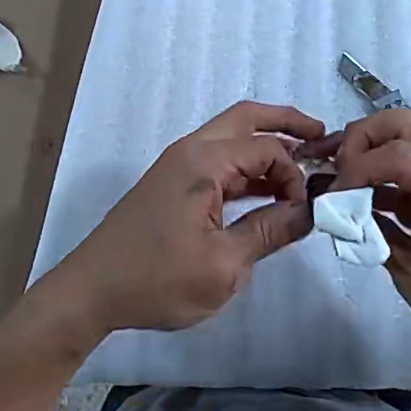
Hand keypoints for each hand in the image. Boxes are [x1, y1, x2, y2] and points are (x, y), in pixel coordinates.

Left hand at [48, 101, 324, 335]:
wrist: (89, 293)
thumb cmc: (156, 280)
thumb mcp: (223, 265)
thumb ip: (270, 231)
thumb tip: (309, 211)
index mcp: (203, 162)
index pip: (267, 149)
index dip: (294, 174)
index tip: (304, 209)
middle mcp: (191, 150)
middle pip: (247, 118)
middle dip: (287, 122)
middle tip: (322, 134)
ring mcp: (178, 164)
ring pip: (232, 137)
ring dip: (267, 144)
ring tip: (304, 161)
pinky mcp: (172, 183)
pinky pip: (219, 161)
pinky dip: (247, 167)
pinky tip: (267, 190)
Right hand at [324, 110, 410, 343]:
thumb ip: (378, 239)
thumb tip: (339, 217)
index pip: (398, 153)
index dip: (358, 167)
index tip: (336, 198)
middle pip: (398, 124)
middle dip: (359, 140)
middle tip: (338, 176)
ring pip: (398, 136)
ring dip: (363, 153)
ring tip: (337, 184)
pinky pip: (398, 165)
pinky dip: (371, 175)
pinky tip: (352, 200)